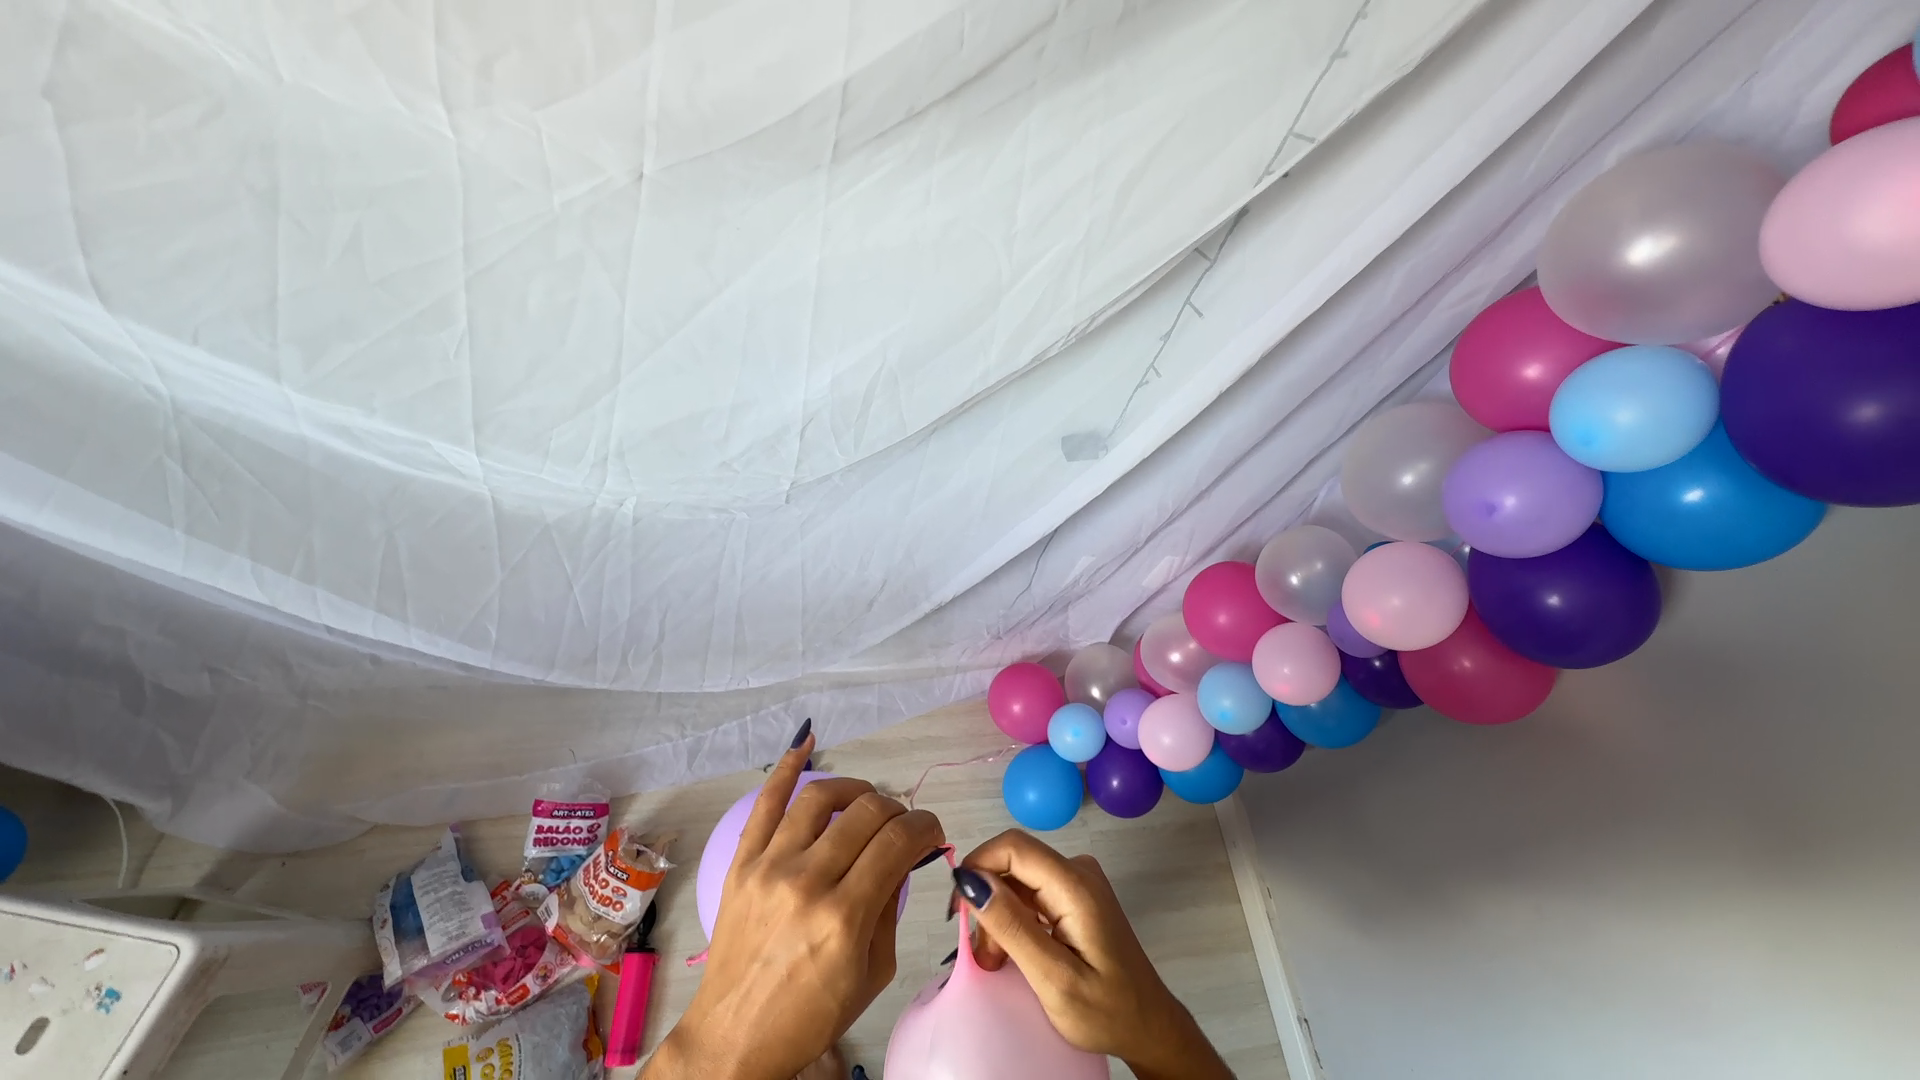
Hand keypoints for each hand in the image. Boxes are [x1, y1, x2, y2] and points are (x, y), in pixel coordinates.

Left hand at [646, 724, 944, 1079]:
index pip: (899, 841)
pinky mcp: (741, 863)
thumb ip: (890, 907)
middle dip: (899, 810)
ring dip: (857, 788)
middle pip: (868, 812)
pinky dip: (786, 766)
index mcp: (845, 916)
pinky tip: (807, 743)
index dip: (926, 826)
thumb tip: (901, 858)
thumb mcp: (872, 973)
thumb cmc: (810, 1017)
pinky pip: (764, 802)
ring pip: (821, 796)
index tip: (933, 832)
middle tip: (904, 825)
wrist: (733, 1038)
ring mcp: (768, 866)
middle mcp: (807, 881)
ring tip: (869, 801)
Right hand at [955, 830, 1234, 1079]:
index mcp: (1076, 885)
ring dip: (998, 916)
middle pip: (1012, 863)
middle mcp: (1077, 871)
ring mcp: (1078, 881)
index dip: (977, 867)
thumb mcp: (1053, 978)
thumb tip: (970, 880)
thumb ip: (1012, 926)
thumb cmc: (1106, 1011)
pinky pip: (1030, 892)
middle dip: (986, 902)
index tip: (959, 912)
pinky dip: (1013, 919)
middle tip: (983, 955)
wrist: (1149, 1026)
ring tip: (996, 961)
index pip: (1012, 846)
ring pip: (1017, 879)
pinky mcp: (1075, 896)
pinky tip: (1012, 952)